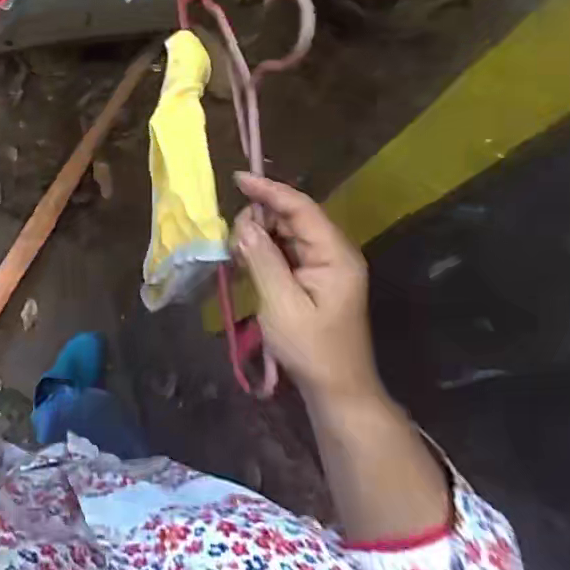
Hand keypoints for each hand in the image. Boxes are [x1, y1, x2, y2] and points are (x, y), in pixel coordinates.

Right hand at [230, 173, 380, 403]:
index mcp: (335, 254)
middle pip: (292, 218)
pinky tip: (247, 263)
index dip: (269, 190)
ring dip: (259, 237)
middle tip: (232, 240)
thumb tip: (244, 225)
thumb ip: (262, 260)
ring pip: (286, 233)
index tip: (237, 179)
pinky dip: (264, 252)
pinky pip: (285, 251)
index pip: (301, 208)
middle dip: (259, 219)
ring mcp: (324, 265)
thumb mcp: (281, 304)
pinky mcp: (314, 278)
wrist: (337, 390)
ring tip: (237, 254)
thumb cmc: (312, 349)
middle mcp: (333, 252)